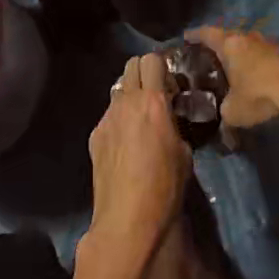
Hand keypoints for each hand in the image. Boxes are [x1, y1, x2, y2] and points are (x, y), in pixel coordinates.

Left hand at [88, 54, 191, 251]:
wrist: (127, 219)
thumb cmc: (164, 184)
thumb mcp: (184, 150)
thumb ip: (174, 122)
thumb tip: (169, 119)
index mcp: (153, 100)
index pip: (152, 59)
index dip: (162, 67)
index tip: (170, 83)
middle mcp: (127, 101)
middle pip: (131, 65)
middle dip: (144, 73)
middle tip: (155, 93)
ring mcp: (106, 118)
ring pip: (118, 90)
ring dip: (129, 96)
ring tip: (138, 120)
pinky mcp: (94, 137)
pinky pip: (108, 116)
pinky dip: (118, 120)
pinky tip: (124, 145)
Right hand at [187, 26, 278, 129]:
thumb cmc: (259, 93)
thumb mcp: (232, 111)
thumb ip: (223, 112)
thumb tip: (224, 118)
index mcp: (230, 44)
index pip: (208, 33)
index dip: (196, 35)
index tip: (186, 36)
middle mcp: (248, 37)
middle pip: (228, 36)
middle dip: (218, 44)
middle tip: (206, 55)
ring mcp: (267, 43)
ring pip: (246, 44)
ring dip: (238, 53)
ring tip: (229, 66)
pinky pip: (261, 54)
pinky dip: (253, 62)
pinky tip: (252, 75)